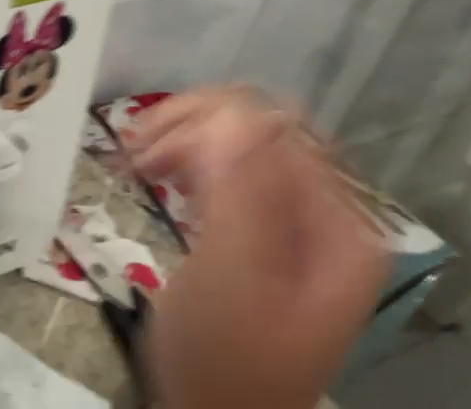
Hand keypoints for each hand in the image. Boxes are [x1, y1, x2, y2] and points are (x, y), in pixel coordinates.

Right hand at [130, 88, 387, 408]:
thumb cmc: (224, 356)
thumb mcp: (233, 275)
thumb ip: (242, 192)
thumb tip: (232, 112)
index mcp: (338, 225)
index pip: (276, 127)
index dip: (206, 122)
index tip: (144, 146)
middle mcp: (327, 216)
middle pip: (260, 130)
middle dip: (191, 126)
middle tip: (132, 150)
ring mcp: (296, 225)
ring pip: (239, 145)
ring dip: (183, 141)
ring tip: (134, 161)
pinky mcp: (263, 234)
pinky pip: (230, 172)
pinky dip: (188, 163)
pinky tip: (155, 176)